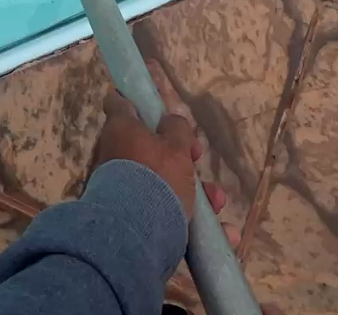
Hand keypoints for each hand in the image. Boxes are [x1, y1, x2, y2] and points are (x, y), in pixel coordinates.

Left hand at [90, 90, 227, 221]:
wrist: (134, 237)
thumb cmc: (155, 178)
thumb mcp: (175, 147)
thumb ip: (177, 128)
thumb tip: (171, 122)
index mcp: (121, 130)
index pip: (119, 102)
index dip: (136, 100)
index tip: (155, 105)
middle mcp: (115, 155)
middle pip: (148, 146)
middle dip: (181, 156)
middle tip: (198, 159)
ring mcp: (121, 188)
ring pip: (161, 182)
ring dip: (194, 191)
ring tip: (217, 202)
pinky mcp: (131, 218)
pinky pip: (164, 212)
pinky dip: (191, 220)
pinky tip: (222, 232)